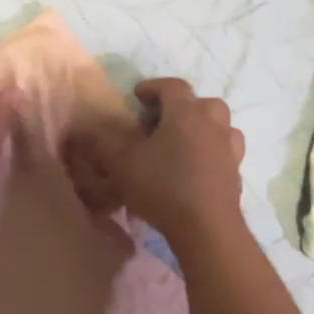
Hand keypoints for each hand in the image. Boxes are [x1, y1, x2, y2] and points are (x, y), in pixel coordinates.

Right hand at [64, 77, 245, 242]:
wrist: (206, 227)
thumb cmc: (162, 186)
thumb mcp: (120, 162)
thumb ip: (99, 141)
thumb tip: (79, 128)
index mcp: (186, 113)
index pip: (172, 86)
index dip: (153, 87)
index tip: (136, 96)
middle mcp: (212, 124)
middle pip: (201, 103)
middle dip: (181, 106)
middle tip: (160, 122)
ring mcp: (228, 149)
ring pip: (220, 126)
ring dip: (201, 127)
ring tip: (181, 143)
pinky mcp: (235, 173)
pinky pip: (224, 152)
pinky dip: (211, 152)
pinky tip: (195, 168)